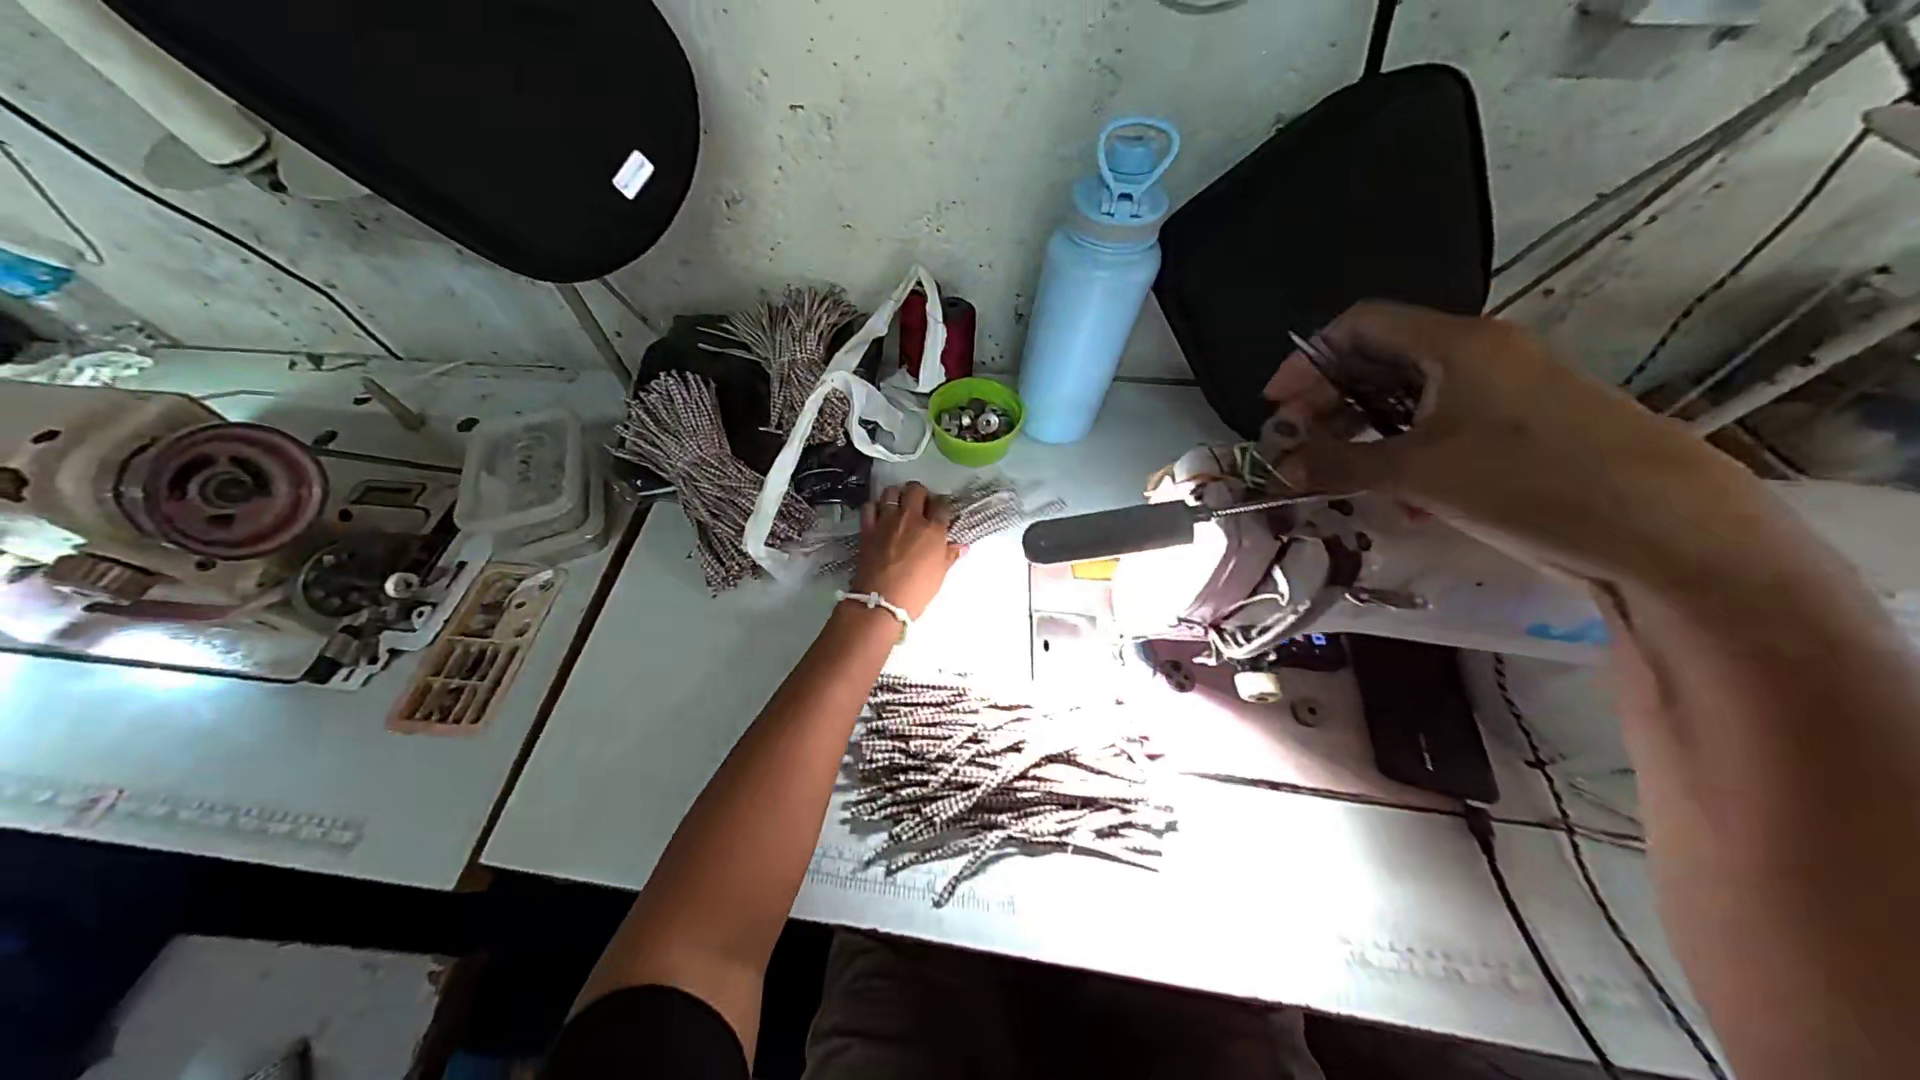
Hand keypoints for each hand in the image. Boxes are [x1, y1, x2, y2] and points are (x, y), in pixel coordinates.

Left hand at [851, 482, 964, 618]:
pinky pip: (869, 507)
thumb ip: (950, 555)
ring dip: (897, 495)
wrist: (882, 600)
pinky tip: (878, 514)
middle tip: (921, 504)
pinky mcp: (868, 529)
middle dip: (920, 494)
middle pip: (916, 490)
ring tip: (900, 505)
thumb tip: (962, 546)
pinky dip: (874, 507)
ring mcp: (887, 521)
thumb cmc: (916, 590)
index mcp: (933, 530)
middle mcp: (910, 519)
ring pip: (891, 492)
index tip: (941, 513)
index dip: (942, 507)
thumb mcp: (940, 574)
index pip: (942, 506)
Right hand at [1264, 301, 1766, 587]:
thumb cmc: (1527, 480)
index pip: (1360, 324)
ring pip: (1407, 392)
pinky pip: (1437, 420)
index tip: (1276, 406)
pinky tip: (1383, 478)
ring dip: (1359, 424)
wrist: (1658, 527)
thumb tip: (1281, 466)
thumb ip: (1341, 464)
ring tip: (1331, 464)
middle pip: (1380, 356)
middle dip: (1327, 396)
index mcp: (1455, 343)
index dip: (1307, 360)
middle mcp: (1479, 354)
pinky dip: (1397, 442)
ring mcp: (1502, 390)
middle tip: (1298, 442)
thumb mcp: (1418, 473)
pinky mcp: (1517, 426)